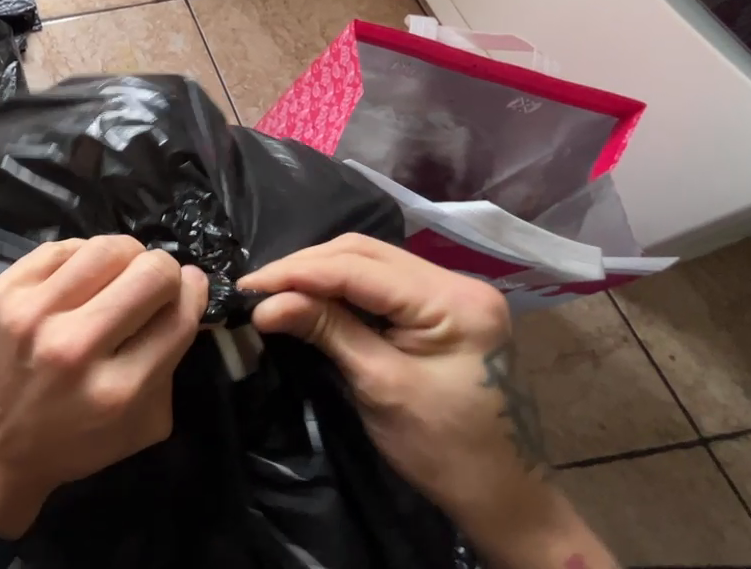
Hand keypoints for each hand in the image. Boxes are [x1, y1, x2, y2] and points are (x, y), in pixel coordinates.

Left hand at [0, 235, 209, 539]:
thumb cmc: (75, 440)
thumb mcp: (143, 424)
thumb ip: (171, 363)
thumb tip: (188, 296)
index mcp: (117, 390)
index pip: (177, 318)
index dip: (194, 293)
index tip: (193, 285)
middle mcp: (74, 346)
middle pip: (148, 274)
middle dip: (164, 270)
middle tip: (155, 280)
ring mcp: (31, 313)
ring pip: (103, 249)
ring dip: (124, 254)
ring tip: (120, 270)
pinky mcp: (0, 292)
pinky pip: (58, 248)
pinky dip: (80, 254)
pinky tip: (82, 272)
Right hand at [238, 235, 610, 568]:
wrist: (502, 498)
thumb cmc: (445, 449)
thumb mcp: (379, 385)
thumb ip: (324, 330)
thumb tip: (262, 303)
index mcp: (455, 302)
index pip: (358, 269)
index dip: (297, 272)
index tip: (248, 286)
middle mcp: (458, 283)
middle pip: (362, 253)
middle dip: (304, 267)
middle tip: (256, 288)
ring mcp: (452, 292)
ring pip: (367, 260)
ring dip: (317, 272)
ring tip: (275, 290)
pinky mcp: (441, 307)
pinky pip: (378, 280)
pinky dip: (338, 284)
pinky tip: (309, 295)